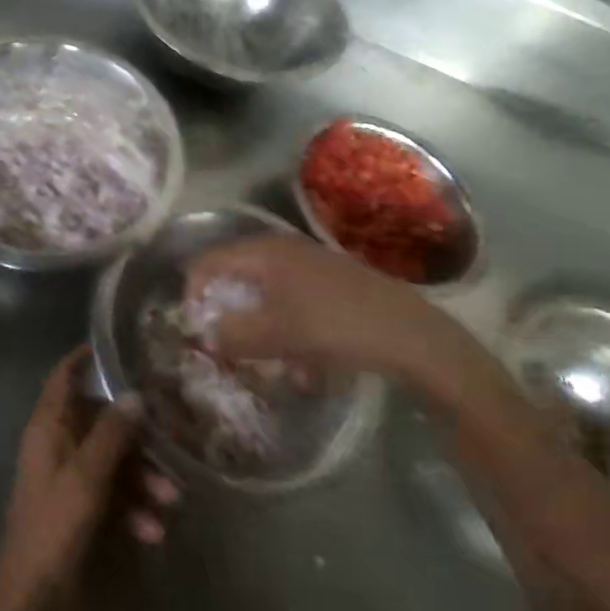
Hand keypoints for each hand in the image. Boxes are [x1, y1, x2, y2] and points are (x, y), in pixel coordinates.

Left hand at [0, 348, 171, 610]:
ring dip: (140, 480)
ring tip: (171, 501)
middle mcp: (55, 443)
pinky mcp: (76, 506)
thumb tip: (133, 395)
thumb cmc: (54, 522)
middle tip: (172, 445)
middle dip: (135, 438)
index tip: (113, 346)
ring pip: (109, 462)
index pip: (62, 378)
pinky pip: (108, 495)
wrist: (33, 590)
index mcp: (47, 426)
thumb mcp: (86, 476)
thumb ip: (110, 435)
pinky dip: (131, 509)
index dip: (82, 359)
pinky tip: (152, 531)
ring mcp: (65, 476)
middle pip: (98, 423)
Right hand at [185, 233, 456, 380]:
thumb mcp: (276, 335)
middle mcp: (281, 248)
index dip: (192, 294)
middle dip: (226, 312)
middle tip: (227, 344)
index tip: (197, 328)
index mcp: (262, 251)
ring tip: (268, 361)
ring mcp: (308, 263)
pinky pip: (290, 300)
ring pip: (263, 292)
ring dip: (257, 325)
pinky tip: (303, 362)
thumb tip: (204, 336)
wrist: (417, 337)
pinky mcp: (330, 281)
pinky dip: (285, 326)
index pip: (206, 262)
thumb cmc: (337, 327)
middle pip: (233, 276)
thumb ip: (230, 335)